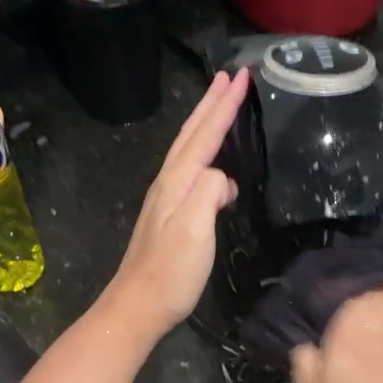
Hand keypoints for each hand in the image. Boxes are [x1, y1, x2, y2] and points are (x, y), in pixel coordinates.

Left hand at [101, 69, 250, 337]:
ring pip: (189, 150)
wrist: (140, 306)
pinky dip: (205, 155)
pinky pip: (191, 172)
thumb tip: (224, 178)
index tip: (243, 76)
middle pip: (192, 135)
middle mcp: (168, 184)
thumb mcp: (195, 229)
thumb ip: (210, 192)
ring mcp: (165, 201)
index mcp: (177, 182)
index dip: (224, 106)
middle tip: (229, 76)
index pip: (205, 135)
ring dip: (205, 125)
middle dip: (212, 104)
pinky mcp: (168, 218)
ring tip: (220, 105)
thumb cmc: (170, 272)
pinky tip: (215, 168)